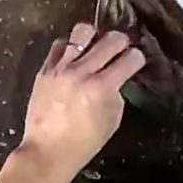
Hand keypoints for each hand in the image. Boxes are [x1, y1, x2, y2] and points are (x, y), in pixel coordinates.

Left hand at [18, 23, 144, 182]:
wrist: (47, 150)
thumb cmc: (85, 141)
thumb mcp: (112, 119)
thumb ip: (116, 92)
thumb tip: (116, 77)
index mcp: (102, 87)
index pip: (130, 59)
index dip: (137, 58)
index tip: (136, 61)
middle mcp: (82, 72)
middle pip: (111, 39)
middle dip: (123, 42)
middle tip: (122, 48)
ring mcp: (61, 68)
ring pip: (83, 32)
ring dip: (96, 37)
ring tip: (96, 45)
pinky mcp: (45, 69)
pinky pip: (60, 44)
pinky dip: (72, 47)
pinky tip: (75, 55)